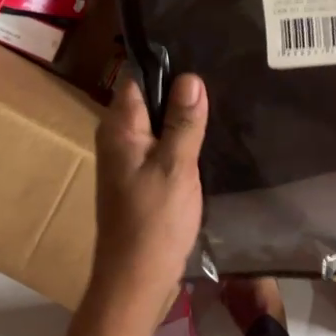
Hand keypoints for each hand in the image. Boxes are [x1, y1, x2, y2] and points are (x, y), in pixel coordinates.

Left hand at [90, 74, 207, 309]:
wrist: (135, 280)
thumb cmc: (155, 221)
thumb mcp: (176, 165)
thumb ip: (183, 121)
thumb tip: (190, 77)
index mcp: (118, 127)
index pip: (137, 78)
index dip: (166, 66)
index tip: (201, 56)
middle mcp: (115, 138)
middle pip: (146, 99)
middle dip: (178, 92)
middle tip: (219, 80)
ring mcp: (125, 160)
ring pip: (154, 125)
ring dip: (180, 119)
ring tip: (218, 106)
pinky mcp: (136, 180)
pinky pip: (157, 147)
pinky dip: (178, 143)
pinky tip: (204, 142)